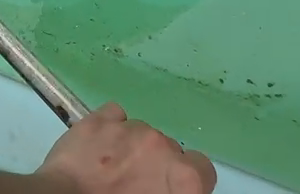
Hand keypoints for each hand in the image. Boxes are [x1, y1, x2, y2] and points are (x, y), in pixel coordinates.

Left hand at [38, 102, 216, 193]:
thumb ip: (178, 191)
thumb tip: (172, 185)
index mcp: (185, 177)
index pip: (202, 168)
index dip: (188, 180)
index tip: (171, 189)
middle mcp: (161, 145)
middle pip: (169, 148)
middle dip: (157, 162)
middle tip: (139, 182)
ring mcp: (128, 128)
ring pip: (141, 131)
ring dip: (134, 145)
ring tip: (116, 166)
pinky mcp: (97, 119)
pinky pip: (114, 114)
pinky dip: (111, 126)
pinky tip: (102, 144)